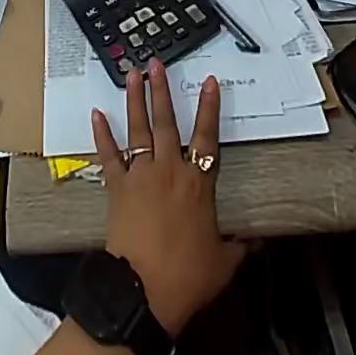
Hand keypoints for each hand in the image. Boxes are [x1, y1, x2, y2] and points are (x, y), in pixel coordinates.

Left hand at [90, 60, 246, 336]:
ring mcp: (140, 176)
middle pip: (166, 122)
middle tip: (157, 64)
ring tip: (132, 75)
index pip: (207, 137)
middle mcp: (169, 170)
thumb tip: (258, 240)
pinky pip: (109, 155)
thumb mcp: (224, 261)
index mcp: (198, 184)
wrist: (144, 290)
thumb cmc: (188, 276)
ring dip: (135, 100)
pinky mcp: (117, 187)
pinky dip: (102, 134)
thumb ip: (240, 245)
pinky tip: (97, 113)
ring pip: (138, 130)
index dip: (210, 108)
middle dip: (162, 91)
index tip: (210, 81)